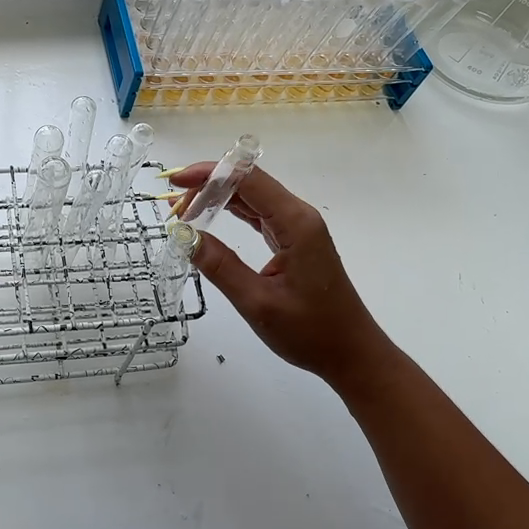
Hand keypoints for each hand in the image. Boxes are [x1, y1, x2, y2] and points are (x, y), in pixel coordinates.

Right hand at [169, 162, 390, 384]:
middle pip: (247, 182)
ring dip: (216, 198)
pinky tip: (209, 218)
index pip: (247, 178)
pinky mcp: (294, 239)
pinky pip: (258, 213)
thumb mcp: (258, 303)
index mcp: (295, 223)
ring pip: (251, 196)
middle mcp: (298, 216)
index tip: (176, 181)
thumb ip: (220, 266)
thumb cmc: (312, 333)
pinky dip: (231, 211)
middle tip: (175, 209)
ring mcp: (298, 227)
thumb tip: (184, 236)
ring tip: (184, 212)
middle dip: (207, 186)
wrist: (354, 356)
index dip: (209, 173)